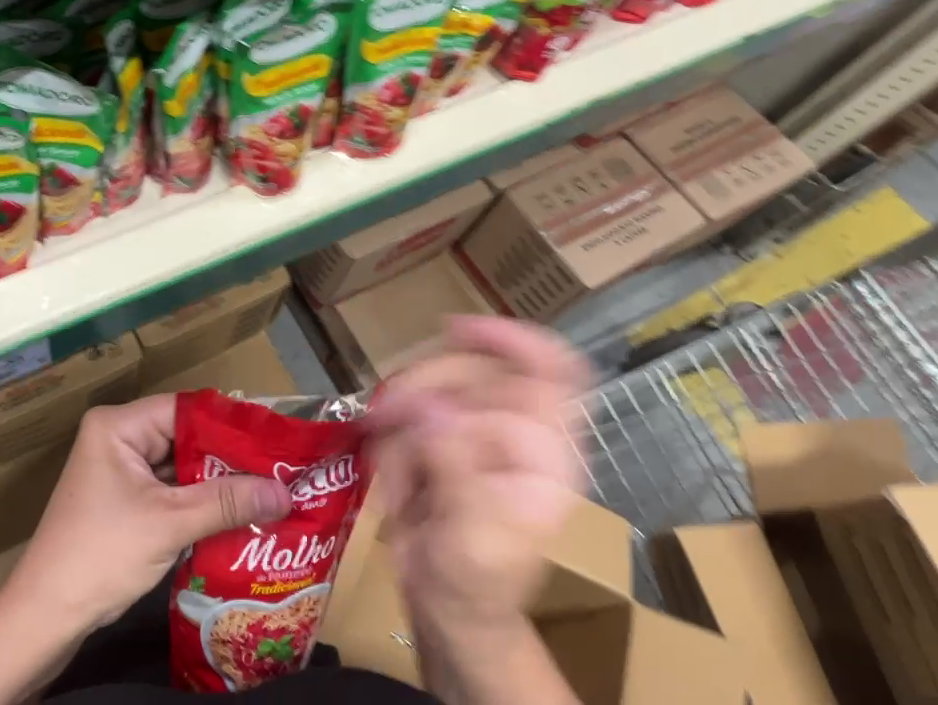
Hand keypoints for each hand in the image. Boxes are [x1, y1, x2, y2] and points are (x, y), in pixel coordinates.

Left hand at [3, 394, 292, 636]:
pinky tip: (241, 513)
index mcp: (117, 427)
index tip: (275, 441)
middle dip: (229, 457)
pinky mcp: (126, 500)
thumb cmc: (101, 555)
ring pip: (182, 466)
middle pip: (186, 437)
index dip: (230, 424)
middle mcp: (118, 439)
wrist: (48, 613)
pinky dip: (201, 502)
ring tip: (272, 490)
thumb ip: (227, 502)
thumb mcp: (169, 524)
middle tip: (281, 470)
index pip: (185, 410)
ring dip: (219, 482)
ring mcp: (121, 471)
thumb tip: (285, 492)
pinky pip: (172, 490)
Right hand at [364, 317, 588, 695]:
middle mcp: (513, 429)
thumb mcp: (473, 537)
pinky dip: (389, 437)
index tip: (455, 329)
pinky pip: (405, 410)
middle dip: (423, 388)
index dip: (513, 339)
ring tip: (395, 475)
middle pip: (472, 369)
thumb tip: (431, 409)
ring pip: (430, 383)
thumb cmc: (477, 584)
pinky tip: (395, 478)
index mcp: (545, 452)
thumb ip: (456, 468)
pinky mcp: (438, 435)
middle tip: (385, 417)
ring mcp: (472, 429)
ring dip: (400, 421)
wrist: (447, 607)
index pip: (552, 372)